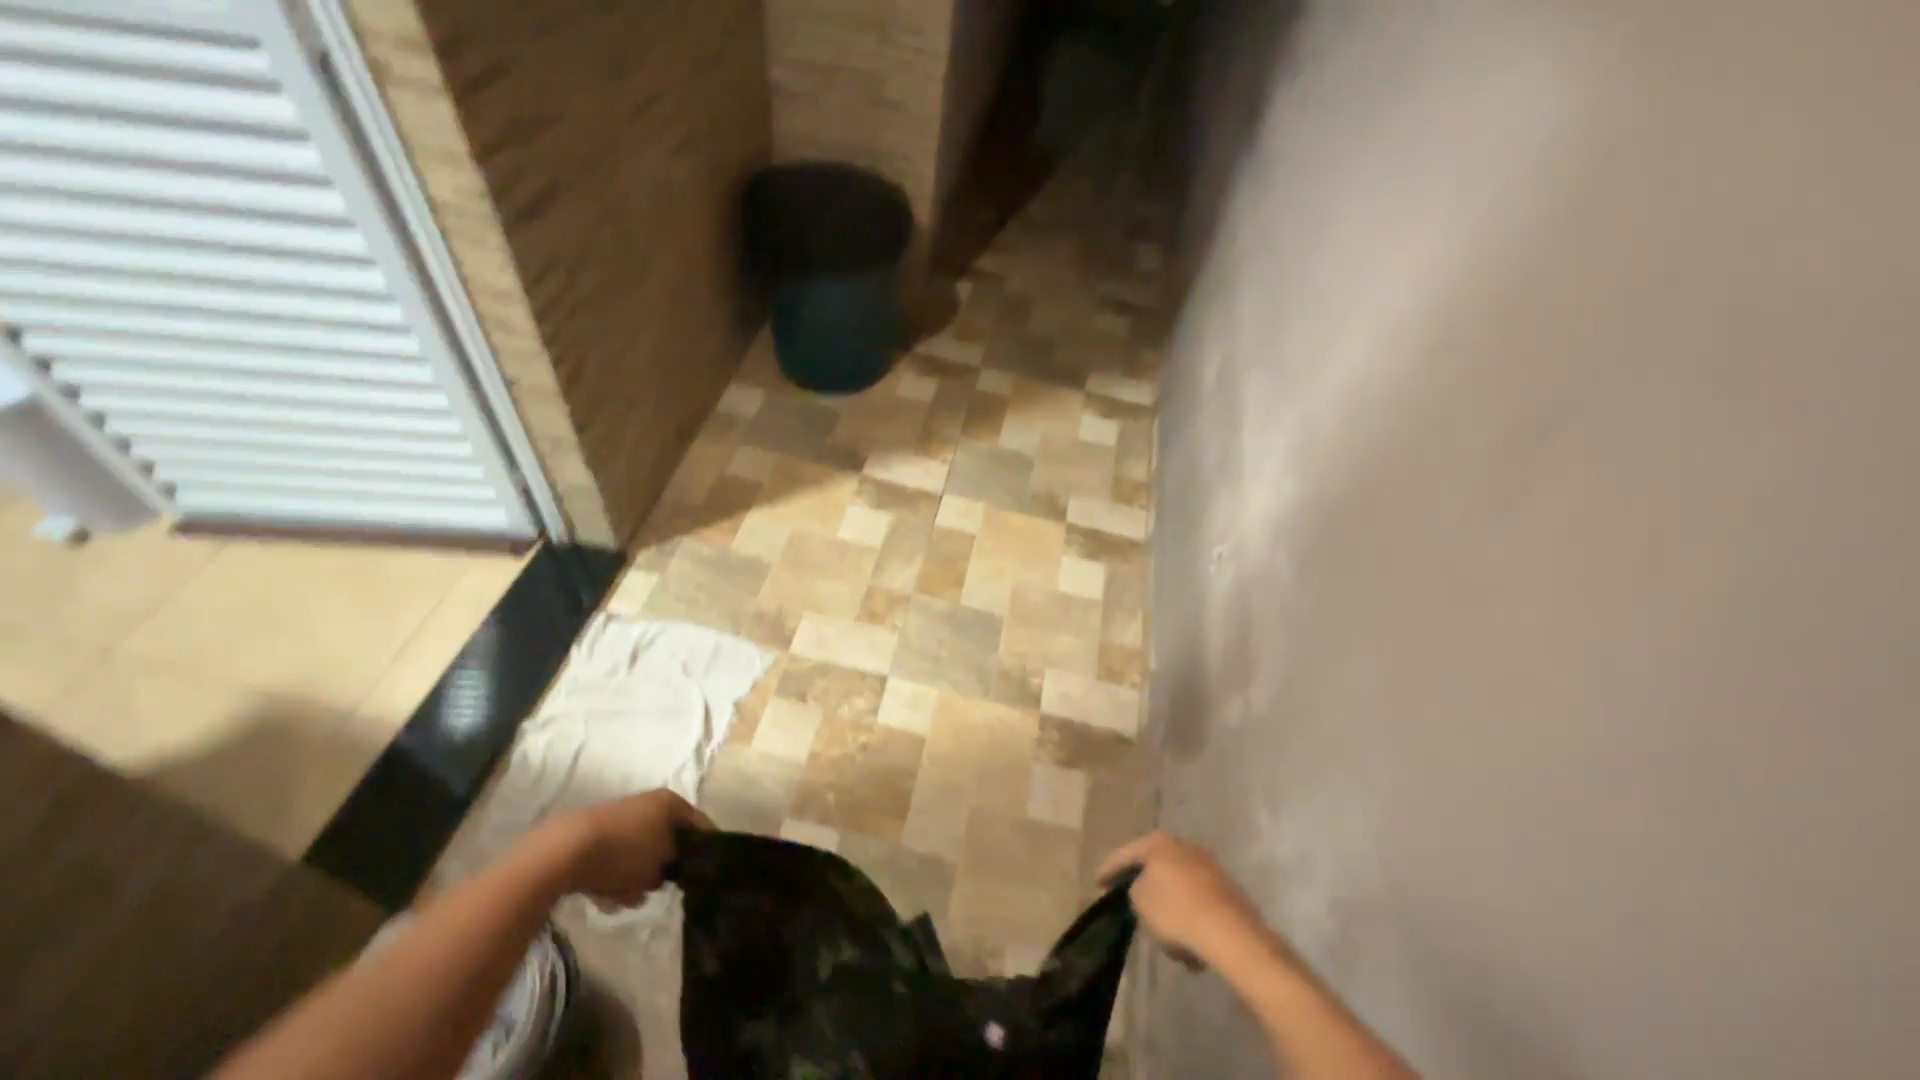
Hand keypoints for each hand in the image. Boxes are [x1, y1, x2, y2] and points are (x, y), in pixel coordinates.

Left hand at [545, 790, 711, 907]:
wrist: (566, 851)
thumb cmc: (626, 853)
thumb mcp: (662, 864)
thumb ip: (678, 866)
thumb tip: (675, 868)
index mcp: (670, 803)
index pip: (700, 827)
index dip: (705, 851)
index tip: (705, 876)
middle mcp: (647, 805)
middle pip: (666, 843)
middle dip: (661, 870)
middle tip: (657, 888)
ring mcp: (619, 819)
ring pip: (638, 856)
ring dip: (634, 879)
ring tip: (626, 898)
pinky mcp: (594, 836)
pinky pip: (614, 861)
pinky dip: (612, 879)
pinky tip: (605, 896)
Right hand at [1099, 831, 1275, 968]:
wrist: (1229, 932)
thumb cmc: (1175, 911)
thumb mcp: (1140, 901)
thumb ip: (1136, 890)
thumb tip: (1147, 889)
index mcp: (1160, 843)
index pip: (1126, 854)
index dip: (1109, 869)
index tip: (1098, 882)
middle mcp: (1186, 846)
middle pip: (1156, 864)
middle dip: (1144, 880)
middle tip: (1129, 895)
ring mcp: (1211, 866)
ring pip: (1179, 884)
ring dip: (1168, 901)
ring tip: (1159, 925)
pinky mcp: (1228, 890)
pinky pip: (1197, 901)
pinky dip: (1188, 914)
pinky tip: (1185, 937)